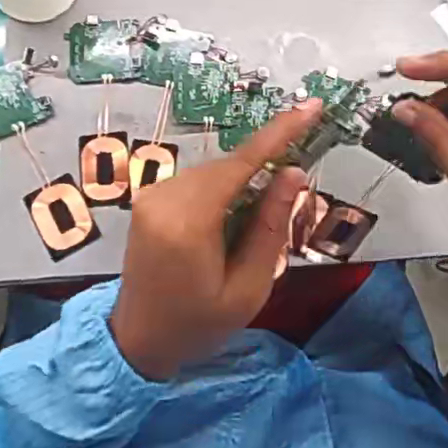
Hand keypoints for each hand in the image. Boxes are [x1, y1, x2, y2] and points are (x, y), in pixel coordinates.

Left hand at [110, 99, 323, 379]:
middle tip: (290, 196)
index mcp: (189, 222)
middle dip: (262, 171)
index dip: (280, 133)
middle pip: (227, 166)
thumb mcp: (248, 289)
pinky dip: (220, 191)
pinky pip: (195, 182)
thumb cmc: (198, 325)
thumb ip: (271, 227)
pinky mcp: (147, 199)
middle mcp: (164, 198)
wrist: (137, 341)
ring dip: (240, 185)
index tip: (311, 106)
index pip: (242, 164)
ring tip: (249, 230)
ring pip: (212, 172)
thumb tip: (293, 173)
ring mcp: (151, 196)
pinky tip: (226, 224)